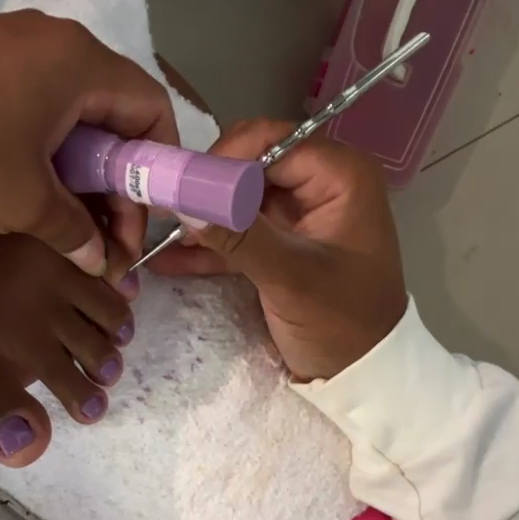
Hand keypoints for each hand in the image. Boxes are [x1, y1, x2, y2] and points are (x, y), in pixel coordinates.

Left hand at [0, 10, 177, 276]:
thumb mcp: (25, 203)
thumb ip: (75, 232)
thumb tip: (98, 259)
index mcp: (78, 64)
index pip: (150, 109)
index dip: (157, 169)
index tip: (142, 219)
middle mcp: (53, 43)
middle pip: (113, 116)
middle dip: (116, 186)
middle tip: (106, 242)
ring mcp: (12, 49)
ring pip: (72, 117)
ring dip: (80, 177)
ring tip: (71, 230)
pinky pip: (34, 109)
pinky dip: (46, 156)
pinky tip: (34, 197)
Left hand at [0, 237, 136, 466]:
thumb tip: (31, 450)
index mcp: (19, 350)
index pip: (76, 390)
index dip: (87, 402)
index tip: (90, 406)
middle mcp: (44, 316)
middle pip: (101, 356)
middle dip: (105, 369)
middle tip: (101, 370)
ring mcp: (57, 275)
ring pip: (113, 317)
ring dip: (116, 332)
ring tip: (110, 336)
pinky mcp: (65, 239)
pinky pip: (112, 271)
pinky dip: (118, 289)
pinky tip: (108, 294)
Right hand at [147, 120, 405, 380]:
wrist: (363, 376)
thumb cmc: (342, 325)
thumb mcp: (291, 279)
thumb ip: (241, 238)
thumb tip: (186, 202)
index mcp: (341, 177)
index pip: (274, 143)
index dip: (227, 159)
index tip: (185, 187)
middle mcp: (321, 187)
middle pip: (251, 169)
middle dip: (207, 191)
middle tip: (163, 208)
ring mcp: (299, 219)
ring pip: (240, 204)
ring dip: (202, 222)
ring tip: (155, 234)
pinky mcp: (282, 249)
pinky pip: (240, 238)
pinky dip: (210, 250)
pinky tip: (168, 261)